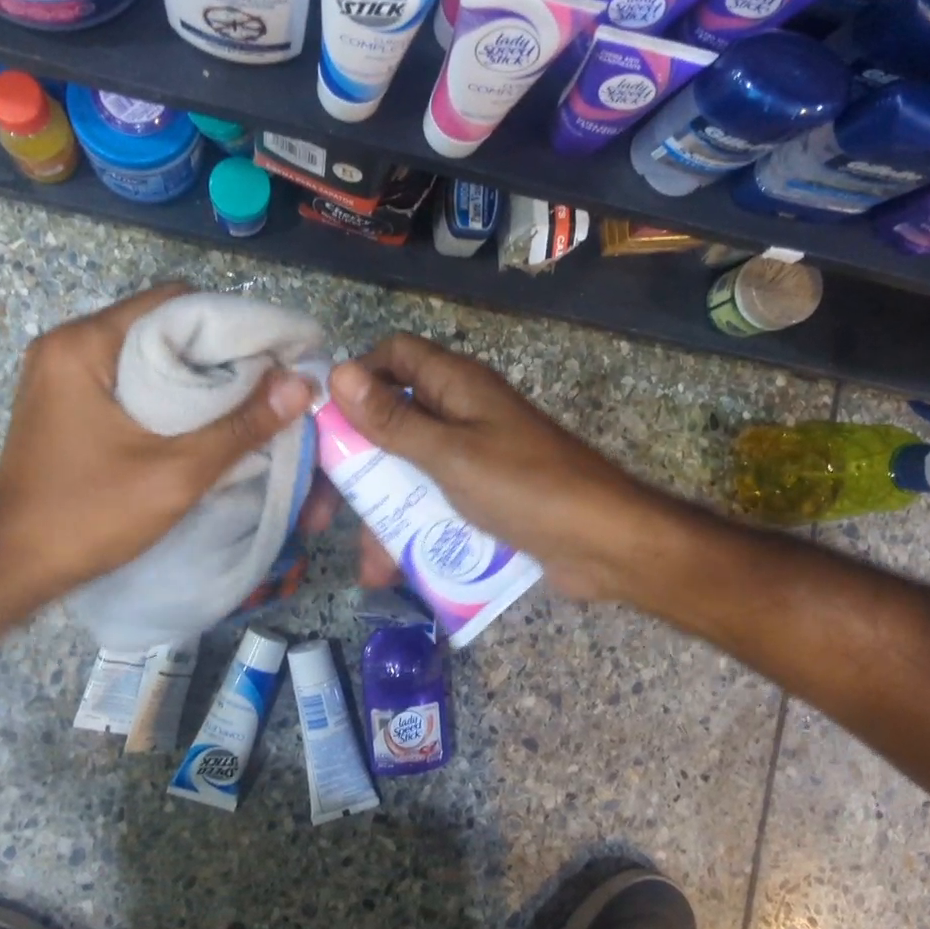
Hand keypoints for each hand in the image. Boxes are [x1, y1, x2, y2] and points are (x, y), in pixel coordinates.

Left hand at [0, 283, 315, 604]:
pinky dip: (170, 393)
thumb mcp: (177, 472)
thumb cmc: (90, 514)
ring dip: (197, 376)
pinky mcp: (67, 399)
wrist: (12, 566)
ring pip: (151, 353)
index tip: (276, 358)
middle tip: (267, 386)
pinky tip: (200, 422)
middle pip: (165, 325)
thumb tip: (302, 385)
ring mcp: (63, 372)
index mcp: (85, 344)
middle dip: (220, 353)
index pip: (177, 302)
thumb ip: (242, 425)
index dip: (234, 326)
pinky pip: (132, 378)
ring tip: (243, 405)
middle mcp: (69, 343)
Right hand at [319, 333, 675, 602]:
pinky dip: (417, 532)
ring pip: (412, 473)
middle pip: (394, 422)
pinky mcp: (485, 498)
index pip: (395, 356)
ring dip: (387, 514)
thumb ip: (394, 420)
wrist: (605, 544)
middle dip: (360, 467)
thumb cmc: (526, 488)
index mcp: (456, 386)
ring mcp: (475, 458)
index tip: (324, 421)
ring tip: (370, 566)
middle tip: (326, 511)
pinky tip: (398, 572)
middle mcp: (462, 413)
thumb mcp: (450, 455)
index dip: (357, 377)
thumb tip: (340, 374)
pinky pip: (438, 505)